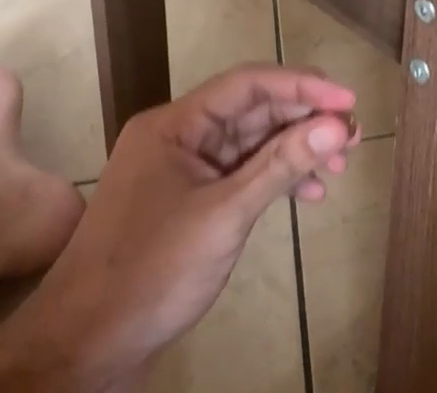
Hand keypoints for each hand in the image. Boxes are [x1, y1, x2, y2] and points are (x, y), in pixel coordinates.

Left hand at [0, 65, 357, 385]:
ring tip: (339, 165)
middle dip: (306, 120)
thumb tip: (337, 126)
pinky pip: (243, 173)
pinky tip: (307, 194)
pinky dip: (277, 178)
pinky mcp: (190, 202)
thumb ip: (281, 165)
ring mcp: (183, 170)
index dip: (303, 87)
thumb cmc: (149, 273)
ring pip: (253, 143)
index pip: (248, 85)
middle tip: (352, 136)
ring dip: (297, 150)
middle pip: (254, 110)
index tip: (349, 101)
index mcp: (174, 126)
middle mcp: (178, 138)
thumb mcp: (224, 215)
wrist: (83, 350)